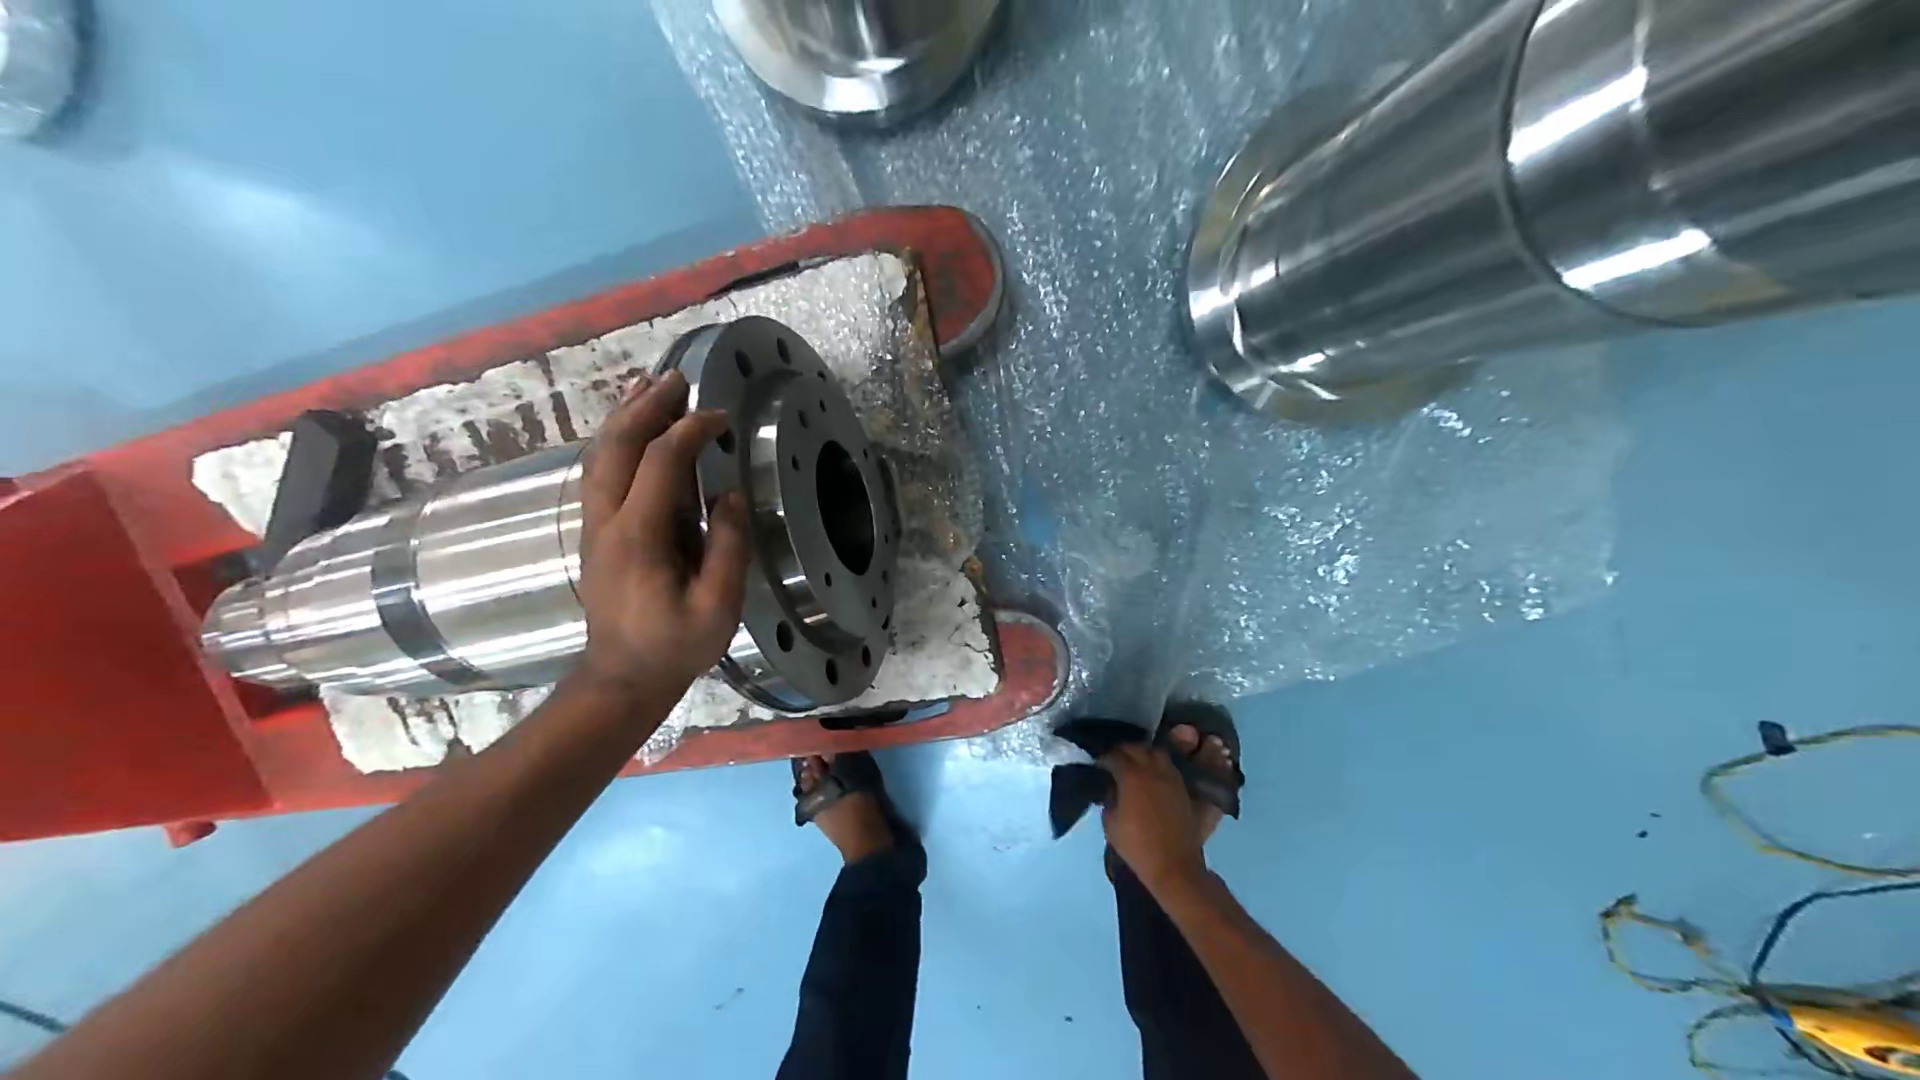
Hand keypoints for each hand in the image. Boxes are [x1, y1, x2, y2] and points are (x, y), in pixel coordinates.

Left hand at [572, 371, 750, 703]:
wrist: (621, 677)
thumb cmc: (674, 646)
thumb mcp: (717, 607)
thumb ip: (728, 549)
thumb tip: (730, 497)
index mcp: (638, 536)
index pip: (660, 462)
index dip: (690, 431)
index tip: (721, 417)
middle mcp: (608, 520)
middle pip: (618, 446)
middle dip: (647, 406)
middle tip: (677, 377)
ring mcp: (596, 524)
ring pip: (601, 455)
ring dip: (624, 416)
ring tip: (647, 384)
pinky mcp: (598, 532)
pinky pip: (602, 472)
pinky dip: (616, 440)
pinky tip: (631, 428)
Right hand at [1100, 743, 1207, 894]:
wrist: (1173, 866)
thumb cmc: (1137, 846)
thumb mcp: (1110, 823)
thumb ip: (1108, 799)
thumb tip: (1111, 788)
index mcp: (1132, 776)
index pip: (1115, 756)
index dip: (1104, 758)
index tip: (1098, 765)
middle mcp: (1153, 771)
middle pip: (1137, 748)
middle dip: (1123, 751)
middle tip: (1114, 760)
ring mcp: (1171, 779)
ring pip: (1156, 753)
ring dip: (1143, 754)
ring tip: (1136, 764)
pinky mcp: (1183, 789)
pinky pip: (1169, 767)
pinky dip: (1158, 766)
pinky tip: (1152, 776)